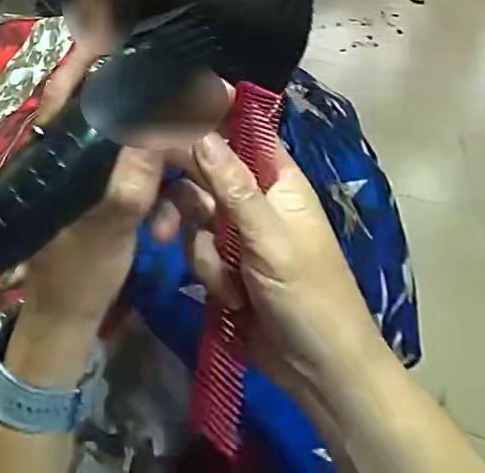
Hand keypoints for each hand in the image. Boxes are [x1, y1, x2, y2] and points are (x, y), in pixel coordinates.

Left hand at [20, 43, 182, 328]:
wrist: (66, 324)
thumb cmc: (76, 272)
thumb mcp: (108, 224)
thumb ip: (133, 176)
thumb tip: (159, 126)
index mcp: (60, 148)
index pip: (73, 83)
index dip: (95, 50)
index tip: (122, 21)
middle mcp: (74, 149)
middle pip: (119, 108)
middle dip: (163, 111)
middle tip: (207, 99)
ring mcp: (93, 170)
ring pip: (137, 142)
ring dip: (168, 160)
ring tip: (197, 183)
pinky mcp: (110, 190)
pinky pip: (142, 174)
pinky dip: (162, 189)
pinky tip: (173, 222)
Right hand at [175, 133, 390, 405]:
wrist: (319, 372)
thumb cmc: (309, 295)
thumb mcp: (271, 239)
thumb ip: (234, 187)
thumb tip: (201, 134)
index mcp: (276, 176)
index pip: (239, 129)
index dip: (206, 116)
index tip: (167, 113)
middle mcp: (253, 194)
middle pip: (205, 168)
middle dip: (186, 192)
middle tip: (164, 213)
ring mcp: (236, 228)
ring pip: (193, 211)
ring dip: (200, 246)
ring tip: (221, 280)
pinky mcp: (222, 261)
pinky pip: (195, 247)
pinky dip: (207, 272)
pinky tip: (230, 299)